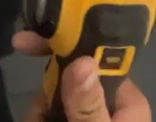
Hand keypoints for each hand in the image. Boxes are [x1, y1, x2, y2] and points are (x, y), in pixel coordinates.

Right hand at [12, 31, 151, 121]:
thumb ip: (89, 105)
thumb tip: (82, 59)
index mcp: (127, 99)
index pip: (94, 56)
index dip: (63, 45)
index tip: (28, 41)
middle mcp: (109, 101)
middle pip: (66, 76)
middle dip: (44, 93)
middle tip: (33, 114)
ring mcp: (91, 112)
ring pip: (54, 96)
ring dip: (38, 111)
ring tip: (35, 121)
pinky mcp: (74, 118)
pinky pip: (51, 110)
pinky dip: (39, 116)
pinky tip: (36, 121)